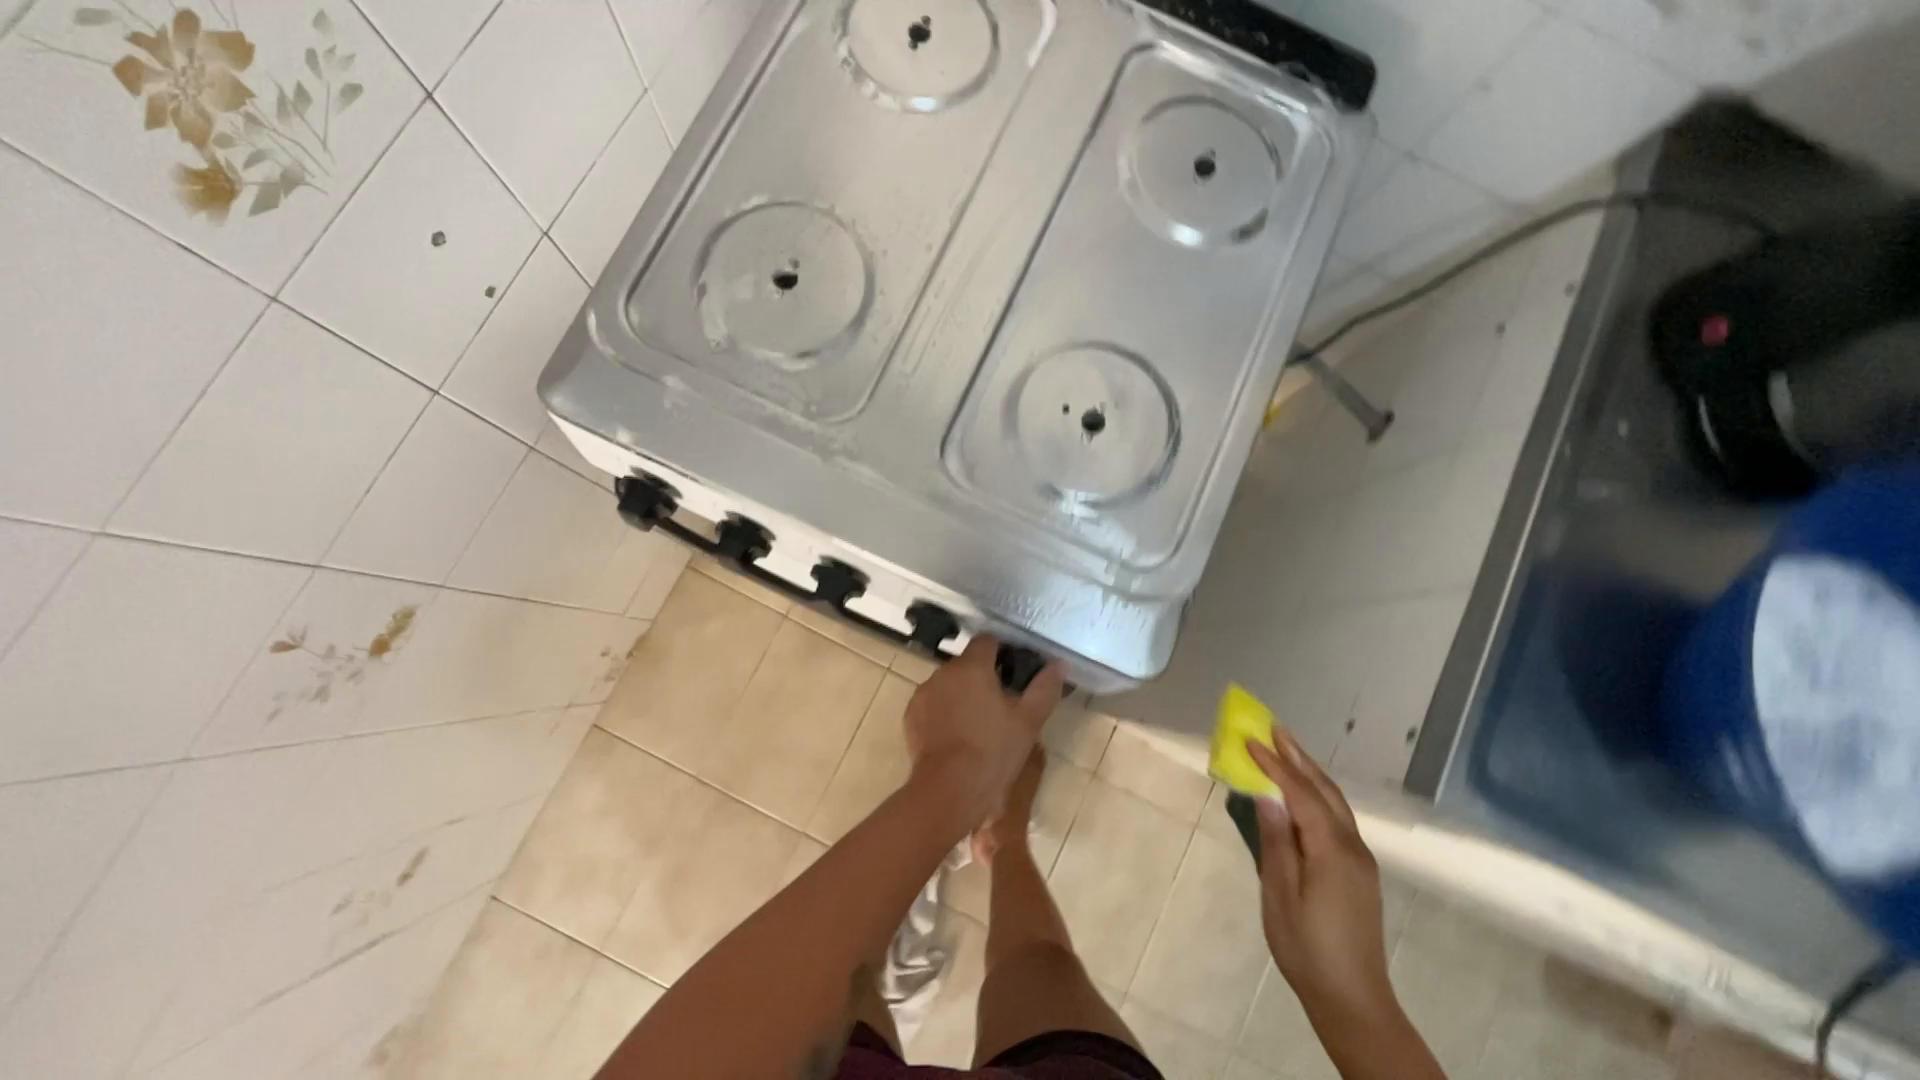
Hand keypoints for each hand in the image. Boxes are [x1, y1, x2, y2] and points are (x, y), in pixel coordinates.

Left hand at [902, 637, 1063, 834]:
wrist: (951, 787)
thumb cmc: (994, 751)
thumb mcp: (1028, 720)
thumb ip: (1044, 687)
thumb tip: (1058, 664)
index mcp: (972, 667)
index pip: (987, 641)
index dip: (1002, 651)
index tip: (1014, 670)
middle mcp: (943, 672)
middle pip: (966, 664)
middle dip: (982, 677)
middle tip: (1001, 704)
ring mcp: (923, 694)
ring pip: (948, 685)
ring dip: (961, 694)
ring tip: (978, 723)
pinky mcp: (911, 716)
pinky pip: (932, 704)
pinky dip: (944, 712)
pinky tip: (956, 736)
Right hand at [1249, 732, 1394, 1024]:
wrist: (1352, 996)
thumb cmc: (1306, 948)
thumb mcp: (1280, 895)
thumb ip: (1276, 843)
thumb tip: (1267, 796)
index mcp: (1331, 850)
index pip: (1301, 794)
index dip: (1275, 765)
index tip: (1250, 740)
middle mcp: (1352, 846)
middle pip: (1325, 790)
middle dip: (1299, 758)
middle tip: (1274, 729)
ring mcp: (1359, 859)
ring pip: (1336, 803)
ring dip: (1310, 773)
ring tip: (1287, 750)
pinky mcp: (1359, 871)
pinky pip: (1338, 819)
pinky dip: (1318, 796)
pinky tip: (1304, 794)